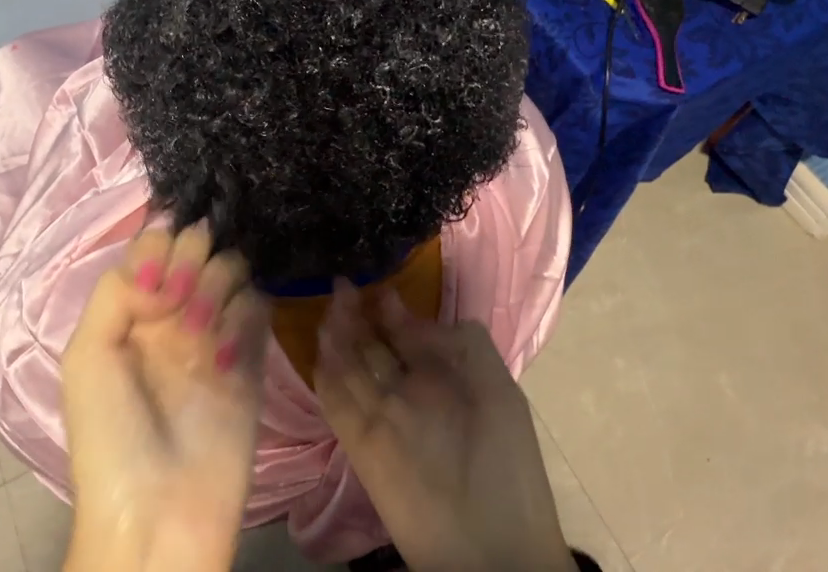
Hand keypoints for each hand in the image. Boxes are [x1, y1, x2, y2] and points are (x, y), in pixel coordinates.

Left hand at [61, 222, 271, 571]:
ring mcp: (215, 330)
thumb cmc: (110, 435)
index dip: (160, 247)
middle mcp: (174, 310)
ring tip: (197, 335)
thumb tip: (162, 266)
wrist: (159, 512)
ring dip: (215, 288)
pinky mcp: (252, 356)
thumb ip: (117, 290)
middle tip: (176, 300)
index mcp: (130, 307)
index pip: (154, 242)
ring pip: (233, 268)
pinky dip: (243, 320)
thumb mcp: (86, 356)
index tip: (154, 282)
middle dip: (191, 257)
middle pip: (197, 244)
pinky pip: (259, 307)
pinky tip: (224, 361)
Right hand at [315, 282, 572, 571]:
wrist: (495, 550)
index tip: (374, 283)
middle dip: (357, 316)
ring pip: (351, 368)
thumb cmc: (507, 464)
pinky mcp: (361, 445)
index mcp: (442, 378)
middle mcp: (408, 393)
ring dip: (338, 338)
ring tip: (331, 306)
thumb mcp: (498, 391)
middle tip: (342, 287)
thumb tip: (408, 316)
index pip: (406, 333)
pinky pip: (336, 404)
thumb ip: (461, 345)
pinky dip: (326, 377)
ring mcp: (382, 418)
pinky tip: (320, 350)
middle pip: (373, 346)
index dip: (390, 308)